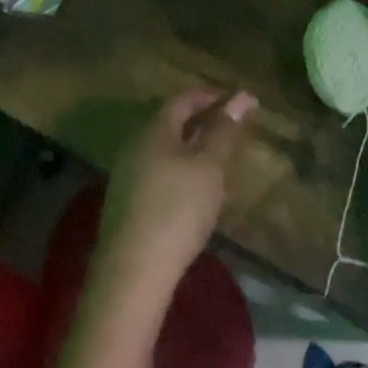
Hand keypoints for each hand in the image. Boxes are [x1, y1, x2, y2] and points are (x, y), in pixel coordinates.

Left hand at [95, 88, 257, 292]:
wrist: (133, 272)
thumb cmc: (177, 208)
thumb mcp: (209, 167)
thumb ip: (224, 132)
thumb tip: (241, 97)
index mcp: (153, 130)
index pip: (182, 99)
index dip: (209, 95)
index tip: (236, 99)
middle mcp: (135, 146)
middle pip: (170, 123)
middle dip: (200, 120)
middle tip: (230, 127)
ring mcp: (127, 176)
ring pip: (163, 150)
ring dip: (190, 147)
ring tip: (218, 158)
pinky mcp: (127, 204)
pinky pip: (157, 172)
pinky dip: (179, 170)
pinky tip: (195, 189)